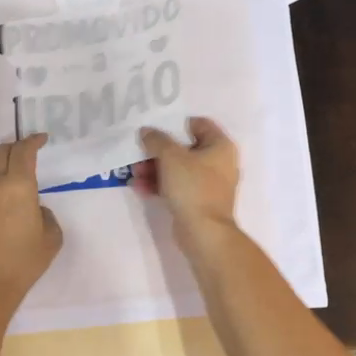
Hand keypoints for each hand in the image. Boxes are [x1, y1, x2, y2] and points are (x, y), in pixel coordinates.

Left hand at [0, 134, 62, 302]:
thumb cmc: (24, 262)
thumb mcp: (51, 238)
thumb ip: (46, 215)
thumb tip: (34, 208)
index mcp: (19, 187)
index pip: (24, 152)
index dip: (33, 141)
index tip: (40, 139)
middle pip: (0, 152)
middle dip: (14, 148)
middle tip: (22, 155)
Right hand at [132, 117, 239, 248]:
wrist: (203, 232)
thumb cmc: (192, 187)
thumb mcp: (171, 157)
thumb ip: (156, 140)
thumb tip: (147, 131)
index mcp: (220, 146)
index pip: (199, 124)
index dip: (176, 124)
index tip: (156, 129)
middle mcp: (219, 162)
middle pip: (184, 148)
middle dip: (158, 152)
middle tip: (138, 155)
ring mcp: (209, 184)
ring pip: (178, 169)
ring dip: (155, 169)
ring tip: (135, 175)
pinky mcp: (198, 201)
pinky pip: (178, 186)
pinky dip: (161, 185)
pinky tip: (140, 188)